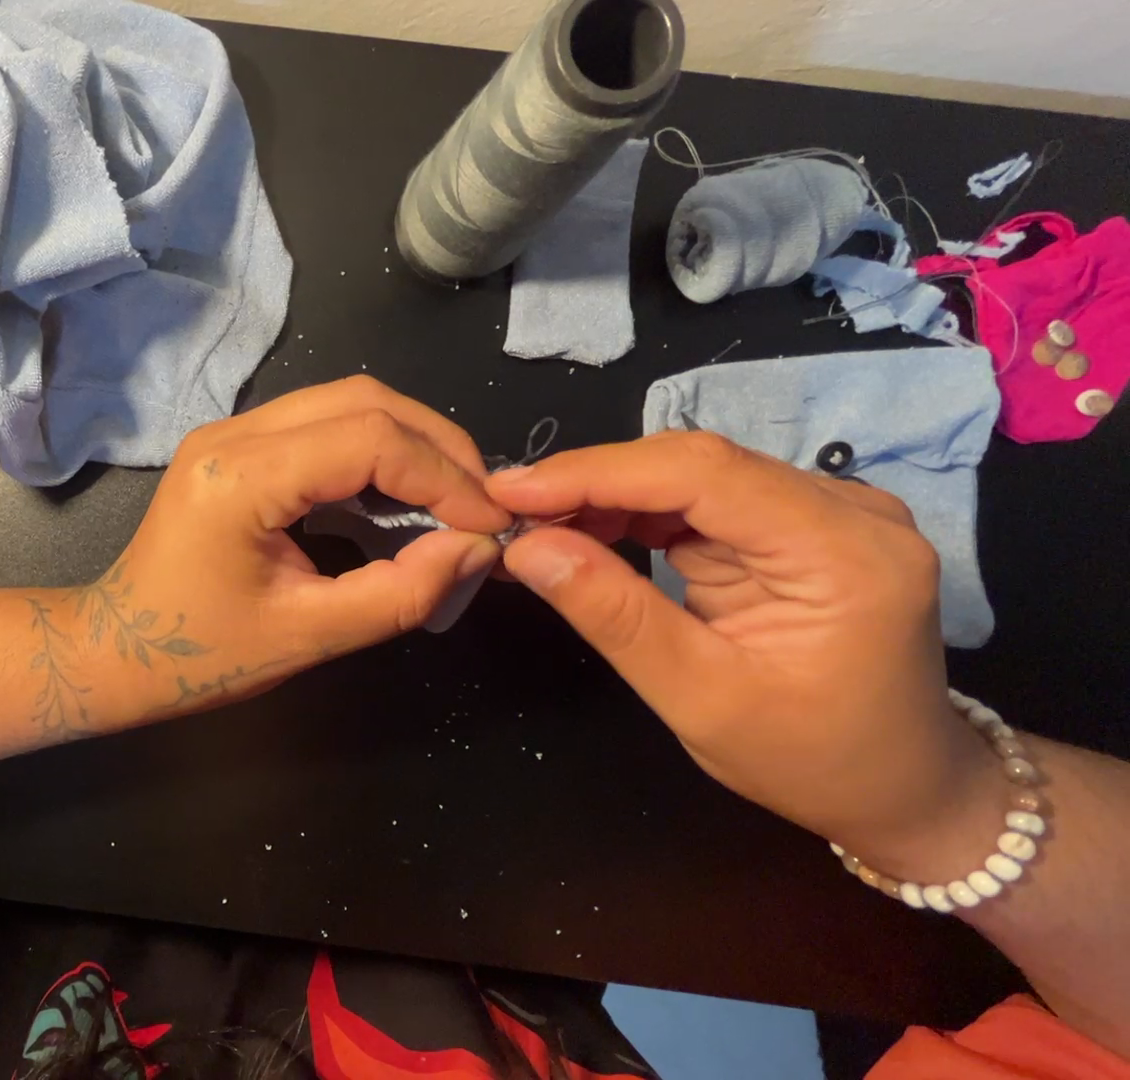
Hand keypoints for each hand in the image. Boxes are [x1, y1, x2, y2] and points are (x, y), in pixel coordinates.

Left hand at [103, 376, 509, 719]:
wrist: (117, 648)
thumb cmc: (199, 653)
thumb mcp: (307, 636)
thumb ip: (399, 593)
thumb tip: (475, 550)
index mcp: (241, 478)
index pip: (370, 440)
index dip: (444, 477)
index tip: (488, 525)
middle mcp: (232, 435)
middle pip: (361, 399)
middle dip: (436, 445)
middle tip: (480, 501)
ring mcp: (227, 434)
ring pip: (341, 401)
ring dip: (407, 440)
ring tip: (452, 494)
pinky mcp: (231, 447)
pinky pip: (317, 424)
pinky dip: (371, 448)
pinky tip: (398, 491)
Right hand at [487, 432, 1004, 876]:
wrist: (900, 788)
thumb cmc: (807, 758)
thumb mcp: (695, 697)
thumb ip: (612, 614)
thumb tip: (525, 548)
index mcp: (843, 553)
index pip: (700, 476)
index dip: (595, 474)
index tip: (508, 492)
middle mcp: (845, 511)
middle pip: (694, 464)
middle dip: (590, 481)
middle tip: (505, 510)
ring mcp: (823, 512)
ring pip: (688, 475)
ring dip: (603, 495)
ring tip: (532, 525)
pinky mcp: (794, 525)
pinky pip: (696, 500)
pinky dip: (630, 513)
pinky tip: (583, 531)